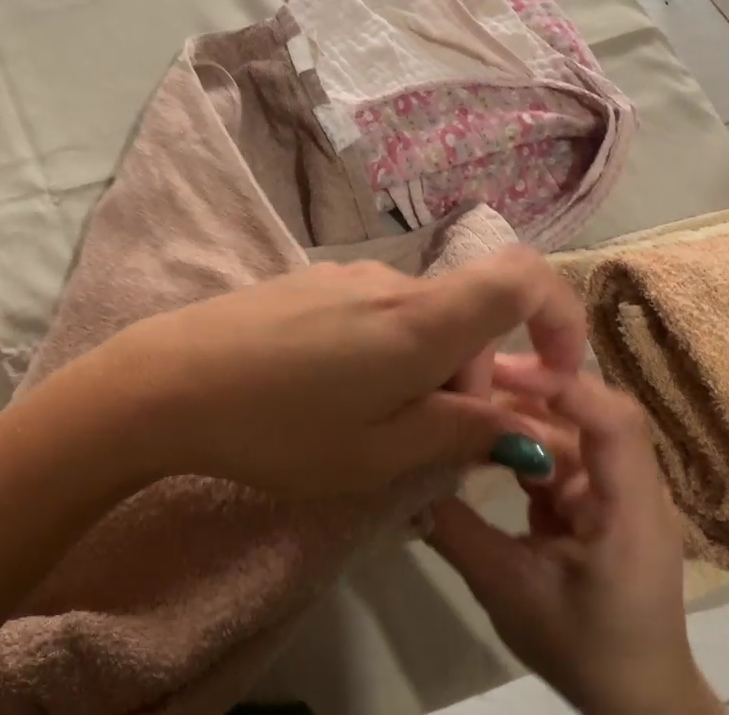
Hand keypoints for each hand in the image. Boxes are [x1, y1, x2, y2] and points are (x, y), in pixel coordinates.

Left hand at [57, 246, 588, 497]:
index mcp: (419, 319)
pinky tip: (325, 395)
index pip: (522, 277)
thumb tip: (519, 423)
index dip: (560, 317)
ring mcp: (337, 276)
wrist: (168, 381)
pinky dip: (377, 353)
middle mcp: (386, 282)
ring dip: (417, 370)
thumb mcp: (378, 453)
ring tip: (366, 427)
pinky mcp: (300, 284)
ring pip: (412, 319)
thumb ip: (458, 432)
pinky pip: (367, 314)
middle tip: (424, 442)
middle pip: (462, 315)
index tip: (552, 375)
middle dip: (469, 378)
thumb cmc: (278, 428)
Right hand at [427, 374, 719, 714]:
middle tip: (463, 376)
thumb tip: (399, 474)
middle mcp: (629, 489)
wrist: (633, 700)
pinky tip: (473, 444)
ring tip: (458, 406)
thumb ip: (454, 527)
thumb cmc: (582, 646)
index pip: (611, 422)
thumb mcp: (507, 588)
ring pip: (565, 431)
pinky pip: (553, 456)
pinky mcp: (590, 504)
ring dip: (515, 417)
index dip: (560, 385)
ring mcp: (611, 495)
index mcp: (629, 509)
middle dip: (528, 390)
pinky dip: (515, 446)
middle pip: (588, 413)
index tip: (496, 368)